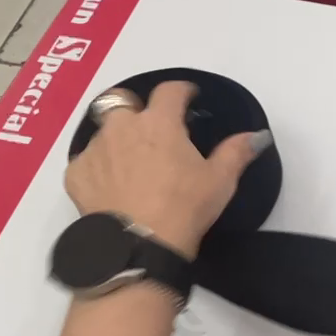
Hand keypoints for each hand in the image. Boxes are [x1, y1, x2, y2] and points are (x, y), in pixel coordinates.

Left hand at [64, 81, 268, 257]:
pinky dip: (100, 169)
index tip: (189, 97)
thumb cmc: (186, 208)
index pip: (170, 91)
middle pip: (122, 100)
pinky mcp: (77, 174)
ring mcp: (95, 149)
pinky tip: (113, 187)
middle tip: (150, 129)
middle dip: (136, 108)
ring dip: (117, 140)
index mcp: (160, 123)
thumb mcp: (220, 181)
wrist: (140, 245)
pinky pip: (88, 162)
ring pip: (104, 132)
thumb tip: (258, 135)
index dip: (182, 90)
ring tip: (131, 164)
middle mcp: (122, 126)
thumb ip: (237, 152)